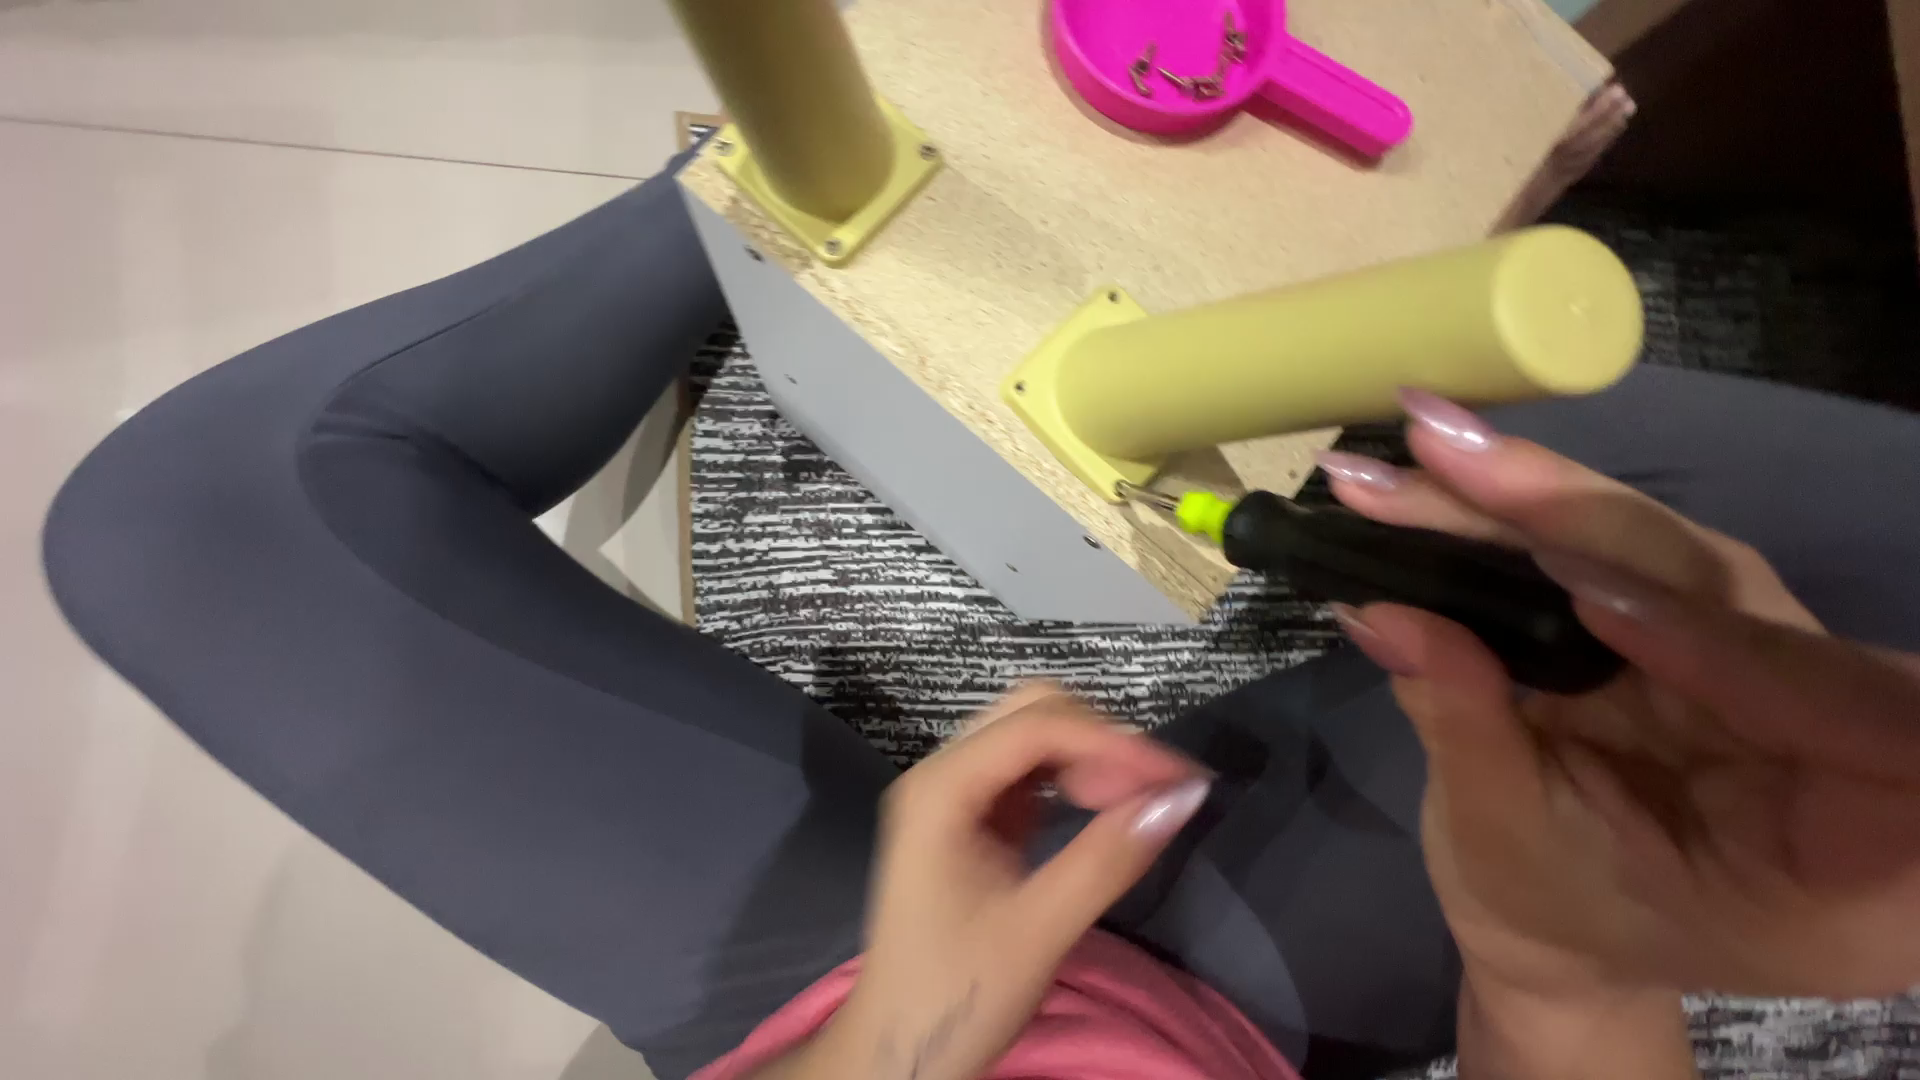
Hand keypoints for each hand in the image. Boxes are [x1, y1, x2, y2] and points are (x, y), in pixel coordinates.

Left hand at [781, 685, 1209, 1079]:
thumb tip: (1181, 797)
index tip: (1178, 774)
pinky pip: (1027, 772)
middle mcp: (940, 772)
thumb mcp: (1038, 930)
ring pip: (1031, 737)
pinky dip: (1071, 779)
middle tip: (1157, 788)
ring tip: (1138, 800)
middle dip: (1099, 739)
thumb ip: (1108, 858)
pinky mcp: (969, 814)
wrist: (898, 1050)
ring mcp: (953, 791)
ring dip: (1088, 756)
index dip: (1112, 741)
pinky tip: (1102, 807)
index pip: (1035, 728)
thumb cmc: (955, 995)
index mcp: (940, 788)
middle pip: (1030, 714)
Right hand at [1319, 390, 1919, 1001]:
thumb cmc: (1557, 915)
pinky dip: (1514, 514)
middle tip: (1452, 456)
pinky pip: (1602, 553)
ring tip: (1427, 449)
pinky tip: (1442, 481)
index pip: (1848, 715)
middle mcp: (1825, 723)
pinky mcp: (1671, 626)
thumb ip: (1461, 723)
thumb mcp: (1505, 838)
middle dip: (1577, 515)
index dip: (1723, 645)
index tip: (1585, 600)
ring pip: (1656, 548)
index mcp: (1865, 843)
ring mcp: (1743, 662)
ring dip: (1528, 494)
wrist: (1558, 928)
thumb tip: (1378, 612)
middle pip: (1726, 588)